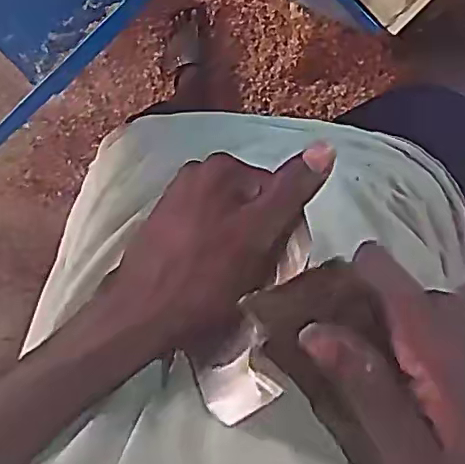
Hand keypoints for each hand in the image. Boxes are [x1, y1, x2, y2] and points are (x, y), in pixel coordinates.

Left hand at [96, 144, 334, 355]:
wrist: (138, 317)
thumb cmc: (204, 278)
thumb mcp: (259, 233)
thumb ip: (292, 189)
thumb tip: (326, 146)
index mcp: (223, 165)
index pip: (278, 193)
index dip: (285, 232)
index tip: (277, 267)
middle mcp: (198, 170)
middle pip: (253, 205)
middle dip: (260, 239)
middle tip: (254, 279)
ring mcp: (176, 196)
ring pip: (230, 221)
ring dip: (238, 249)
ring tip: (229, 285)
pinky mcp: (162, 222)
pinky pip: (204, 233)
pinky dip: (212, 253)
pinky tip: (206, 281)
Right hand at [298, 243, 464, 463]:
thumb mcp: (411, 461)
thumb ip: (367, 389)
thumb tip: (315, 328)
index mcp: (441, 340)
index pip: (384, 271)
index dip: (344, 275)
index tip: (313, 302)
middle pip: (404, 292)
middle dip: (365, 310)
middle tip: (330, 353)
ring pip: (426, 315)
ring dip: (390, 331)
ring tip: (362, 376)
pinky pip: (447, 340)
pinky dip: (417, 351)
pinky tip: (405, 395)